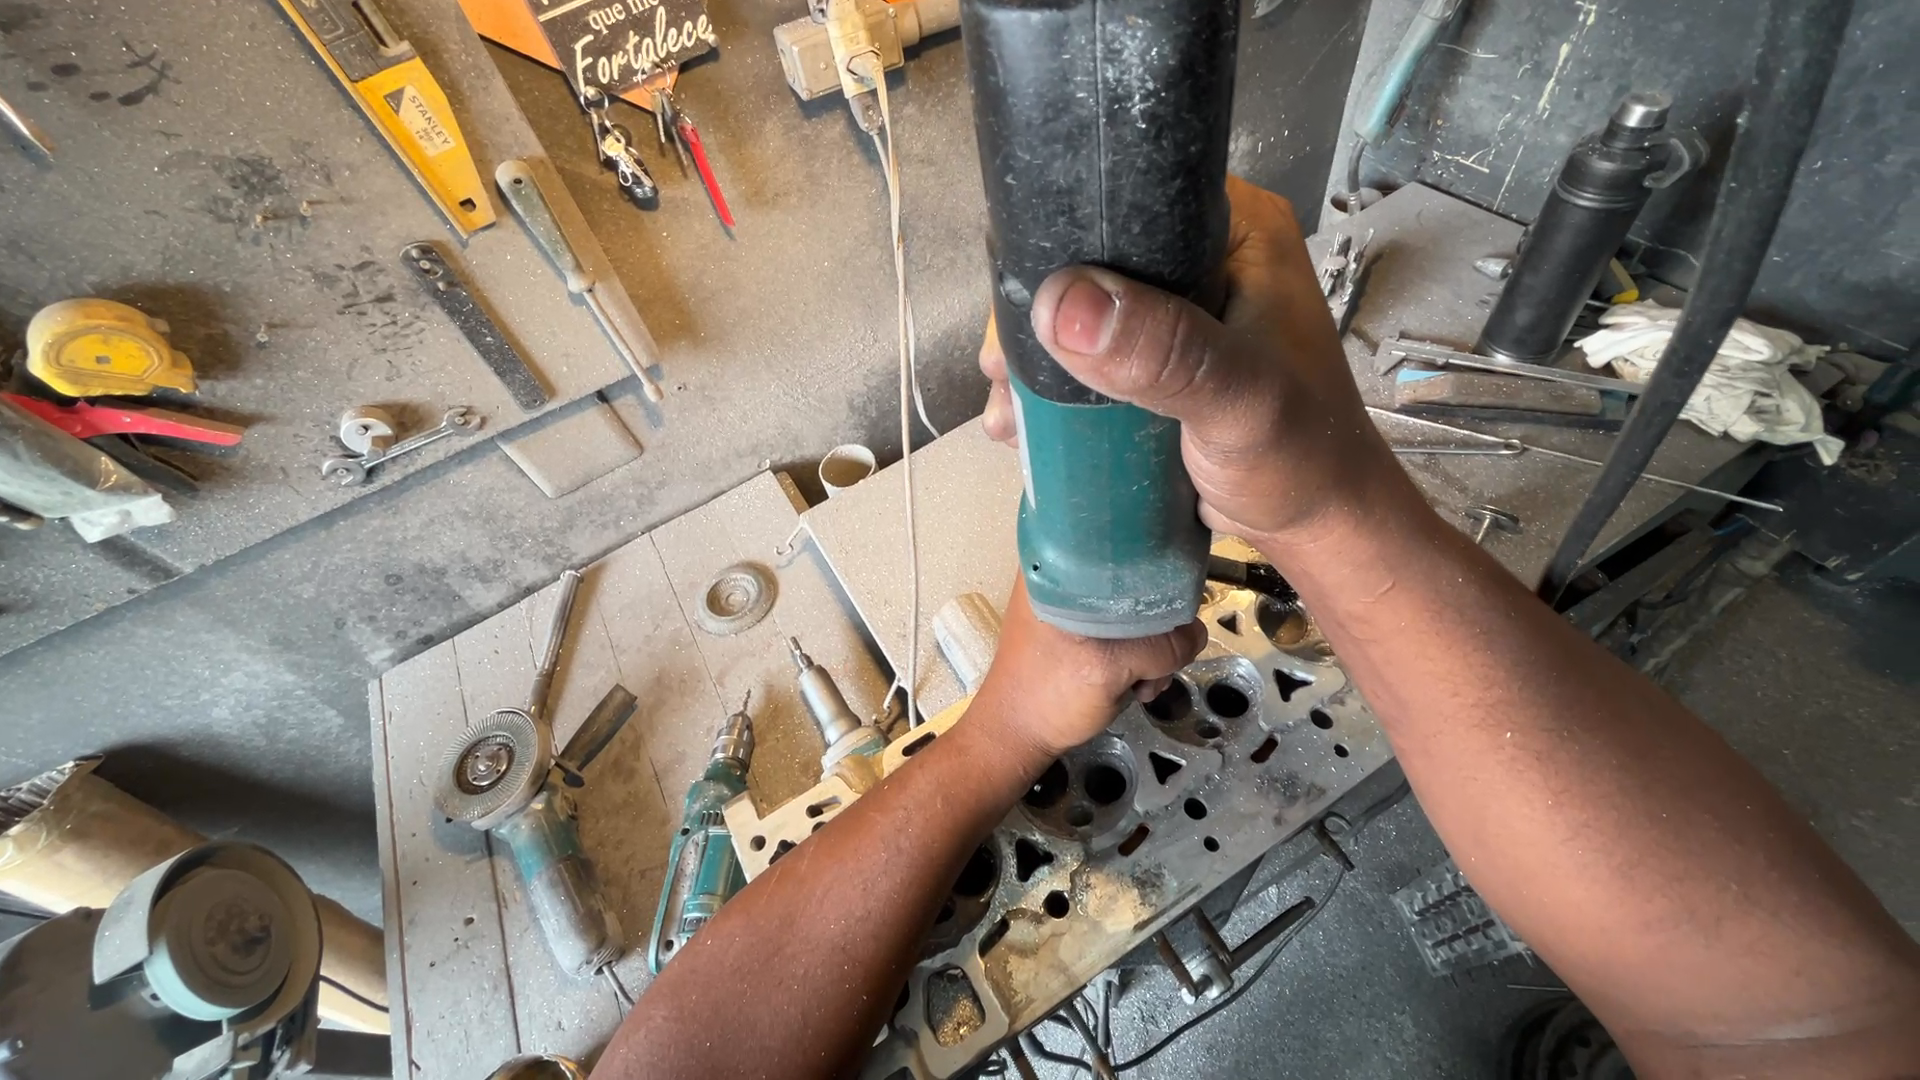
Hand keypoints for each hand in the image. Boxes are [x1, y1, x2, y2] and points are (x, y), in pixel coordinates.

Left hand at [970, 576, 1204, 762]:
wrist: (1017, 733)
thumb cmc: (1048, 694)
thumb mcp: (1108, 667)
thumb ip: (1160, 646)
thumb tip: (1195, 633)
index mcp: (1058, 563)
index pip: (1127, 543)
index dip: (1156, 570)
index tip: (1169, 605)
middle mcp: (1068, 572)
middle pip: (1142, 583)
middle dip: (1159, 628)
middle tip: (1149, 667)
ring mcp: (1079, 603)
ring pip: (1142, 613)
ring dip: (1152, 652)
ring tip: (1138, 684)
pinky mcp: (1088, 630)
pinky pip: (1131, 632)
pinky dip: (1140, 659)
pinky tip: (1132, 685)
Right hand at [979, 177, 1408, 545]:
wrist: (1313, 520)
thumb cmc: (1299, 456)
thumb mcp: (1238, 399)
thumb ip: (1164, 353)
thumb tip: (1061, 305)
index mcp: (1232, 231)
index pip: (1128, 204)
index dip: (1057, 247)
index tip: (1014, 314)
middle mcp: (1197, 260)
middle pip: (1088, 265)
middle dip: (1033, 322)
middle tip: (1001, 376)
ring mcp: (1174, 315)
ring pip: (1080, 318)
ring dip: (1034, 365)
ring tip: (1006, 416)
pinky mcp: (1156, 362)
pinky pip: (1089, 360)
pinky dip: (1053, 392)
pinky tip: (1024, 427)